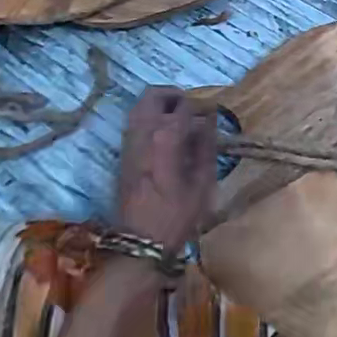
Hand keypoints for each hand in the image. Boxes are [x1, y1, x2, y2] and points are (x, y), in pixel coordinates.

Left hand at [116, 87, 216, 252]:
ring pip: (142, 104)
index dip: (202, 106)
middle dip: (176, 96)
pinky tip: (165, 134)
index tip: (213, 113)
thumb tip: (209, 121)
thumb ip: (206, 146)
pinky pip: (135, 120)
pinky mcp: (123, 150)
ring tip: (179, 119)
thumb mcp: (202, 183)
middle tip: (192, 109)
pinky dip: (150, 116)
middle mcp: (144, 130)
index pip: (186, 105)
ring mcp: (129, 139)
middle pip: (156, 95)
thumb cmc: (177, 215)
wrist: (140, 241)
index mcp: (166, 136)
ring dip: (160, 104)